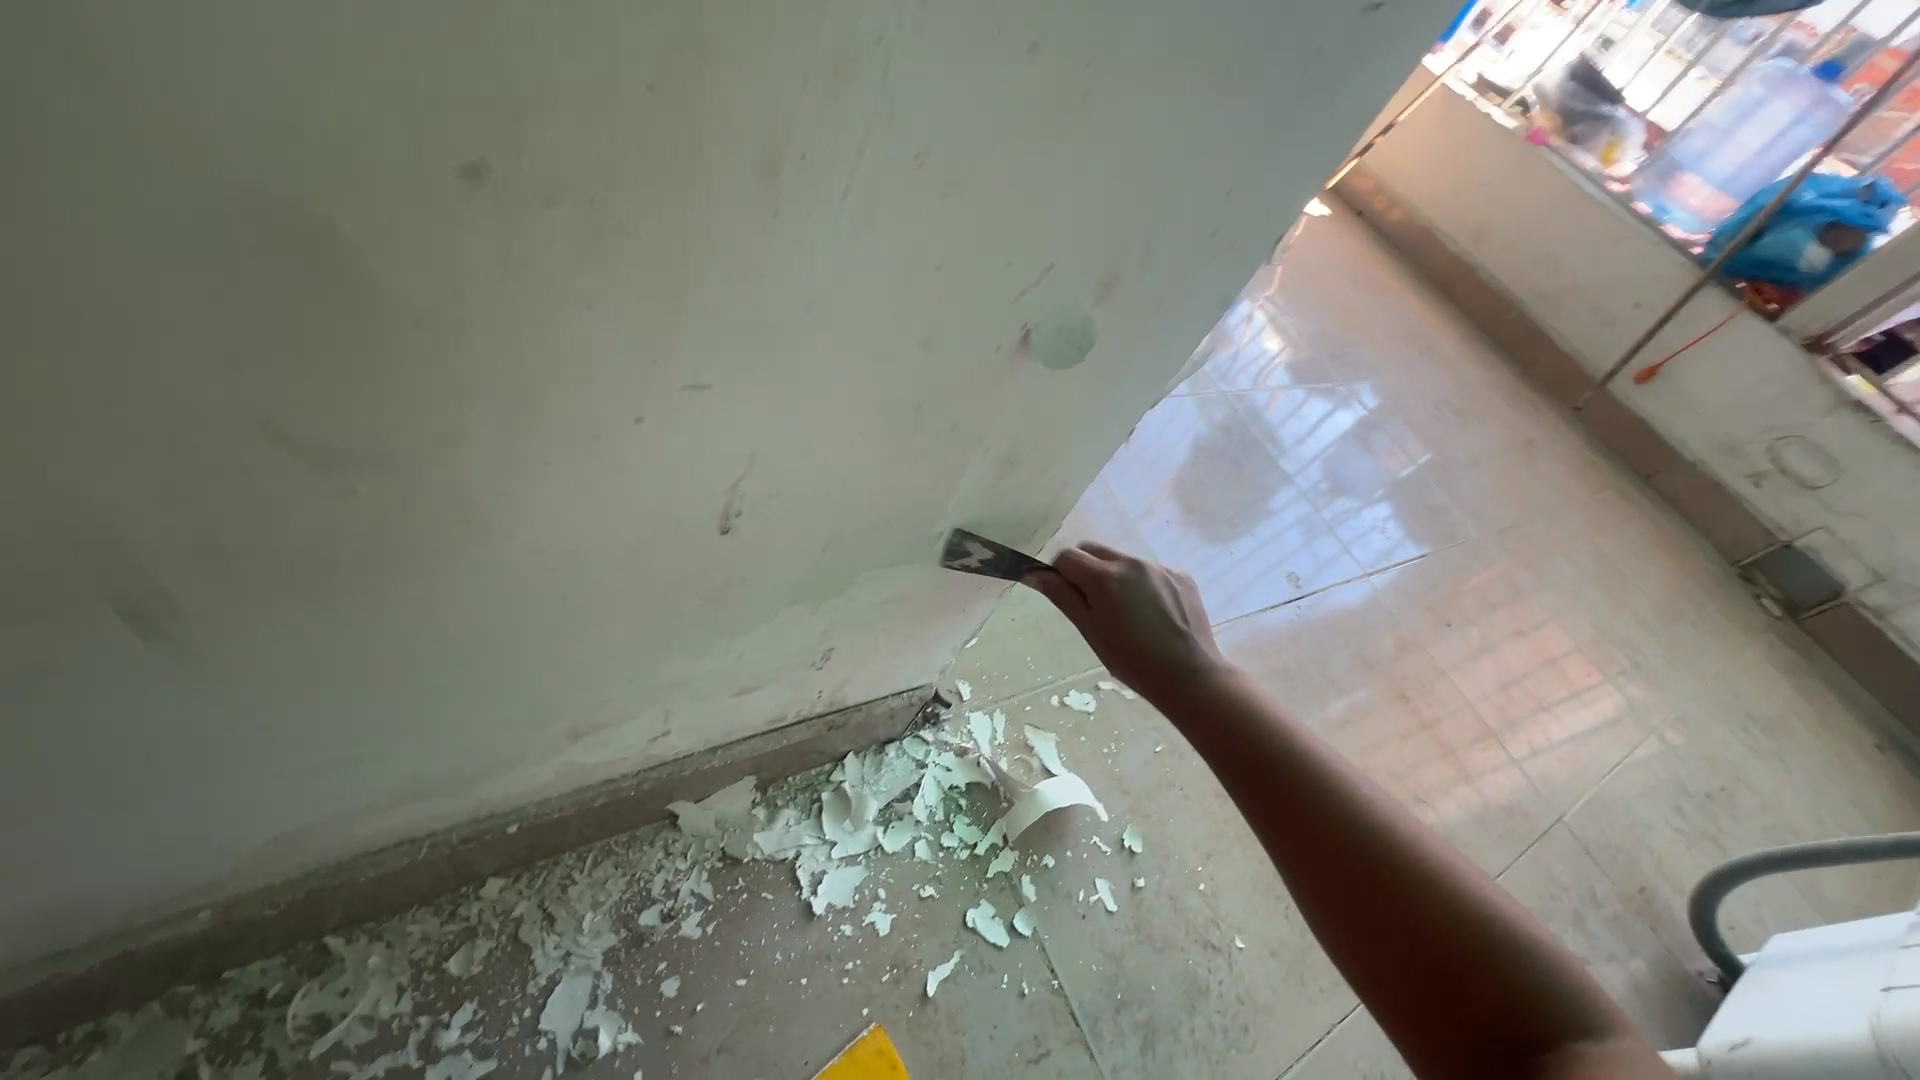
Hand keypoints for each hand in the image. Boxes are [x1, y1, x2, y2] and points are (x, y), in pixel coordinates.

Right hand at [1024, 542, 1227, 703]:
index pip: (1067, 557)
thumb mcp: (1090, 630)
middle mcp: (1131, 562)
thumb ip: (1062, 596)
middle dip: (1084, 569)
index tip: (1068, 597)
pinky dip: (1143, 586)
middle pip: (1093, 550)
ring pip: (1123, 560)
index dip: (1059, 574)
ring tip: (1127, 615)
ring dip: (1115, 577)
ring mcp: (1159, 567)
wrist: (1189, 675)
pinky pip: (1151, 572)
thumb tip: (1034, 574)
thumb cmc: (1131, 660)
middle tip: (1092, 604)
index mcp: (1104, 576)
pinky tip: (1153, 616)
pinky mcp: (1181, 577)